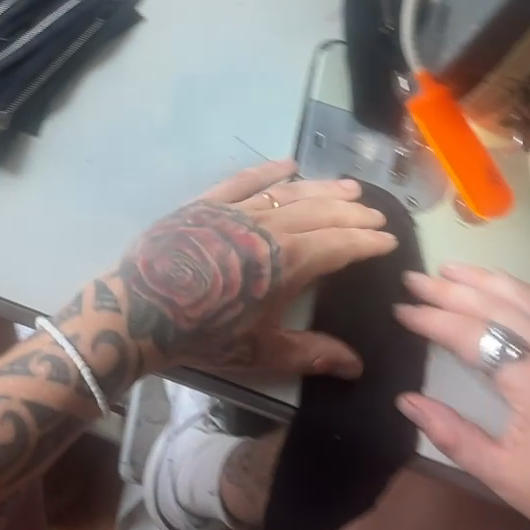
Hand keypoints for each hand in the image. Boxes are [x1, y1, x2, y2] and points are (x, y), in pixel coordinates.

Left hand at [114, 159, 397, 379]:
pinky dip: (267, 171)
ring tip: (347, 187)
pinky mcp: (207, 203)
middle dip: (351, 212)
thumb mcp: (262, 351)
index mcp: (287, 262)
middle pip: (319, 212)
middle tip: (374, 213)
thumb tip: (357, 365)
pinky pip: (243, 180)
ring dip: (321, 188)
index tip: (388, 239)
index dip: (366, 242)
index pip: (339, 245)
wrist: (141, 309)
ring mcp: (236, 210)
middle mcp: (267, 227)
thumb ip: (312, 353)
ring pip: (288, 193)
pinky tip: (287, 164)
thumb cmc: (204, 334)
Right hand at [394, 265, 529, 529]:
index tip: (399, 310)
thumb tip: (406, 400)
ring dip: (485, 279)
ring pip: (529, 299)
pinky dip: (519, 292)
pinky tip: (499, 289)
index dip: (431, 320)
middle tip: (412, 278)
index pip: (472, 335)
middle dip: (450, 289)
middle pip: (497, 306)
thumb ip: (451, 434)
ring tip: (449, 269)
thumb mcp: (503, 476)